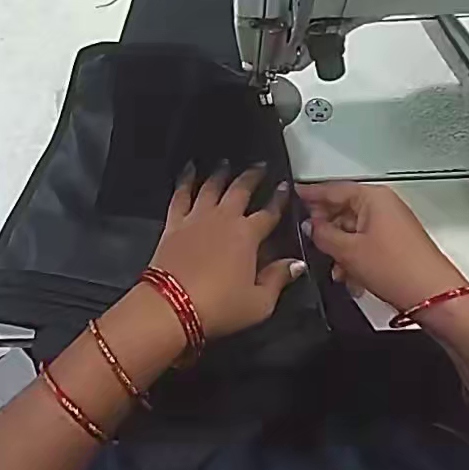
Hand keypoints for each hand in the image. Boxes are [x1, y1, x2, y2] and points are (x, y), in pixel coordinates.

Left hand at [149, 166, 304, 339]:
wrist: (172, 305)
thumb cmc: (219, 306)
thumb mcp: (259, 303)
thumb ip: (278, 279)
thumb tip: (296, 264)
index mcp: (248, 235)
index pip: (269, 212)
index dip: (279, 199)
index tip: (285, 186)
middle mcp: (223, 218)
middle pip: (240, 190)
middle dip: (252, 176)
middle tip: (259, 166)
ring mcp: (197, 217)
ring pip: (211, 186)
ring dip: (221, 173)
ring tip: (226, 163)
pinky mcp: (174, 222)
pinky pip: (181, 194)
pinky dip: (185, 179)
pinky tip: (188, 170)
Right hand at [298, 182, 468, 312]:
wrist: (434, 298)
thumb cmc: (400, 269)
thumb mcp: (347, 250)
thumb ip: (322, 234)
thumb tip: (310, 226)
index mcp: (373, 197)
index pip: (332, 188)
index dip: (310, 194)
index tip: (294, 196)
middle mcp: (384, 206)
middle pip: (342, 208)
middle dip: (325, 226)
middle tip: (308, 237)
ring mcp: (391, 224)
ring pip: (352, 228)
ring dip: (338, 246)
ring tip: (332, 265)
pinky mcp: (395, 243)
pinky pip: (364, 241)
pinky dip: (353, 255)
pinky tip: (347, 273)